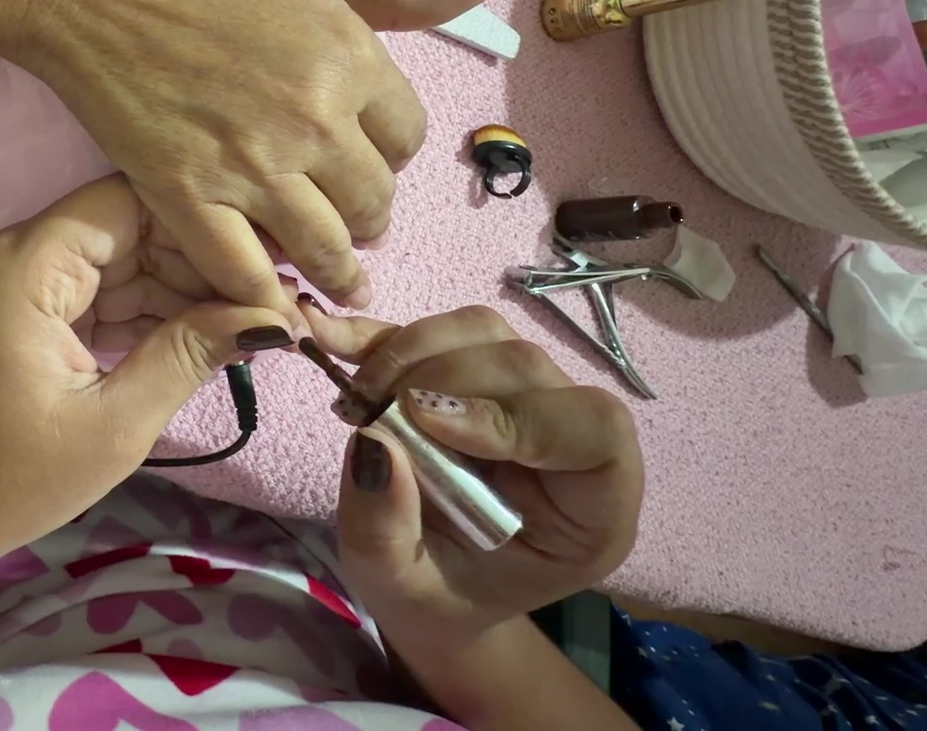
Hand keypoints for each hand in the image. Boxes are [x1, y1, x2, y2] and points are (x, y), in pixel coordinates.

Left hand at [0, 176, 287, 569]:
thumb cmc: (15, 477)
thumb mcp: (115, 422)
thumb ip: (190, 354)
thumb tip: (274, 316)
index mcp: (29, 262)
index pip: (132, 201)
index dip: (204, 226)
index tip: (272, 260)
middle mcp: (22, 249)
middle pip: (130, 226)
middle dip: (200, 263)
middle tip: (276, 296)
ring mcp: (24, 274)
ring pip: (123, 257)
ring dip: (182, 289)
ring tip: (255, 317)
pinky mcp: (31, 302)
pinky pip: (103, 288)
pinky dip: (149, 310)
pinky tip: (206, 333)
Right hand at [11, 0, 505, 320]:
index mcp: (350, 59)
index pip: (408, 138)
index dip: (391, 154)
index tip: (366, 159)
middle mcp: (313, 123)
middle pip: (374, 203)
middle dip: (369, 216)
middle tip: (348, 221)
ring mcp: (248, 167)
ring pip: (322, 248)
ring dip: (334, 269)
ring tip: (331, 275)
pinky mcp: (184, 196)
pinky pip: (241, 272)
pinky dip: (263, 298)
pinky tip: (273, 303)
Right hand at [302, 305, 642, 654]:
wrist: (426, 579)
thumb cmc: (433, 594)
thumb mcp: (400, 586)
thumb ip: (386, 529)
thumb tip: (374, 442)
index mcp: (586, 510)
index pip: (592, 428)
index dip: (512, 413)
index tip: (424, 422)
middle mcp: (565, 440)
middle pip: (522, 364)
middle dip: (434, 379)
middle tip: (368, 415)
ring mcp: (518, 396)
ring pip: (482, 332)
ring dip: (408, 351)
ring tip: (359, 396)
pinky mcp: (466, 373)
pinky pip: (434, 332)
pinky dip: (381, 334)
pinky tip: (334, 342)